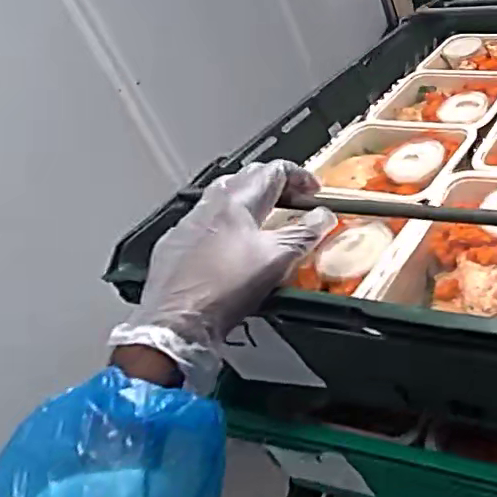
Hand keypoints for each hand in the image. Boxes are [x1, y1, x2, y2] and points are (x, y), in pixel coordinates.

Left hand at [109, 161, 334, 392]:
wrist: (173, 326)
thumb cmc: (225, 289)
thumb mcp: (279, 259)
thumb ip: (306, 232)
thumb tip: (323, 216)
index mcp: (237, 200)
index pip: (275, 169)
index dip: (301, 177)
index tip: (314, 192)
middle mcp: (210, 204)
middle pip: (248, 176)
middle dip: (276, 184)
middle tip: (294, 202)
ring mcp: (187, 224)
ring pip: (223, 196)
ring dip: (250, 201)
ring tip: (265, 221)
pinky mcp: (173, 246)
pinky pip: (205, 222)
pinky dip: (226, 224)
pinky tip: (232, 245)